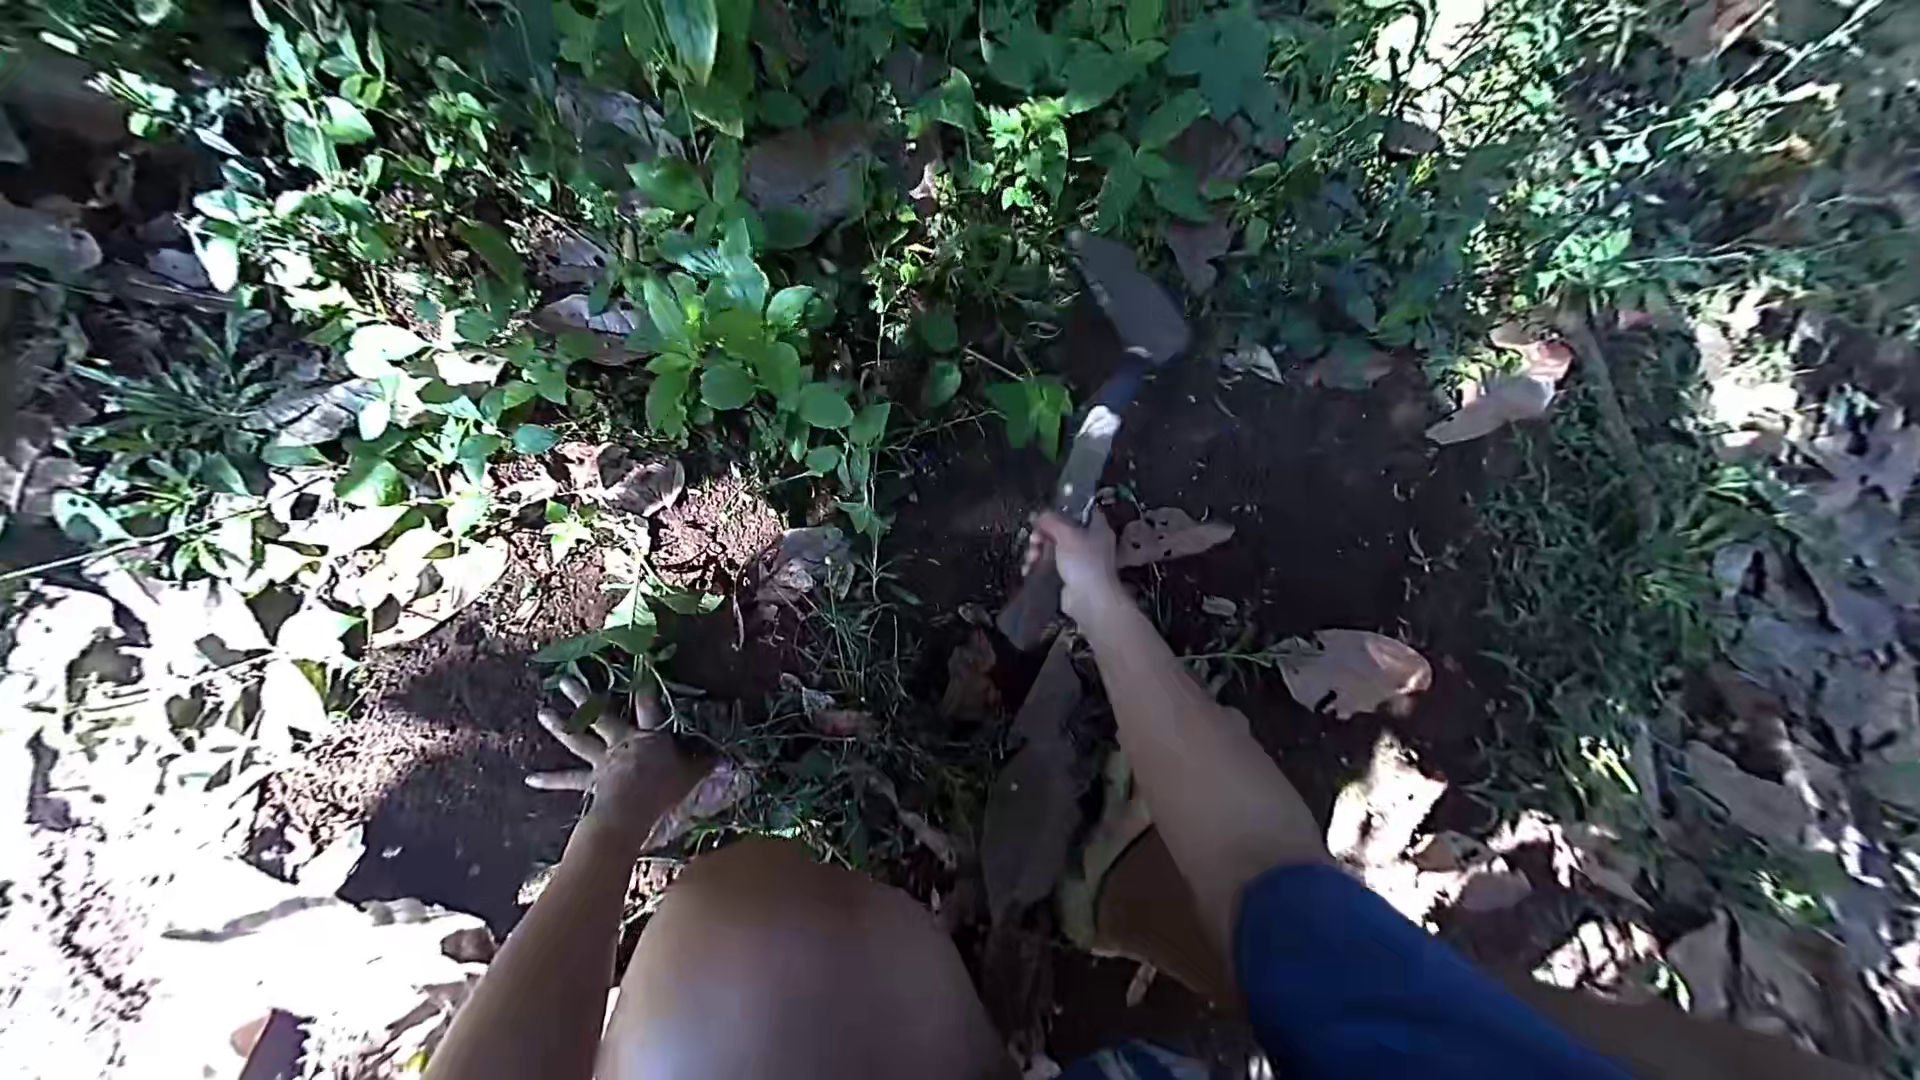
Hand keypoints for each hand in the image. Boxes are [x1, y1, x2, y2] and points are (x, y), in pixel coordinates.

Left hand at [529, 676, 709, 850]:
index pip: (649, 703)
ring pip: (579, 740)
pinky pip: (569, 780)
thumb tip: (731, 751)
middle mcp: (622, 742)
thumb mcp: (693, 772)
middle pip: (602, 715)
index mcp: (648, 735)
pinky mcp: (591, 781)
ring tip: (542, 713)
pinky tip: (530, 779)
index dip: (645, 682)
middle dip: (584, 696)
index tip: (639, 659)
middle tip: (565, 679)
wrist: (631, 811)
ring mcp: (603, 760)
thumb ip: (706, 760)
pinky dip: (550, 779)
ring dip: (561, 726)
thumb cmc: (665, 788)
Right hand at [1027, 509, 1127, 624]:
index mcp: (1096, 527)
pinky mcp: (1069, 575)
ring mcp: (1079, 560)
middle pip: (1062, 529)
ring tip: (1031, 558)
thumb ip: (1052, 521)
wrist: (1090, 600)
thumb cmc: (1083, 562)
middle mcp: (1090, 541)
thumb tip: (1038, 514)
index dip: (1062, 510)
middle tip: (1034, 540)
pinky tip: (1029, 569)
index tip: (1044, 515)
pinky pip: (1051, 564)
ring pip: (1053, 547)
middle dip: (1043, 534)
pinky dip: (1039, 565)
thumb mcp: (1067, 535)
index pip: (1081, 510)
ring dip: (1037, 550)